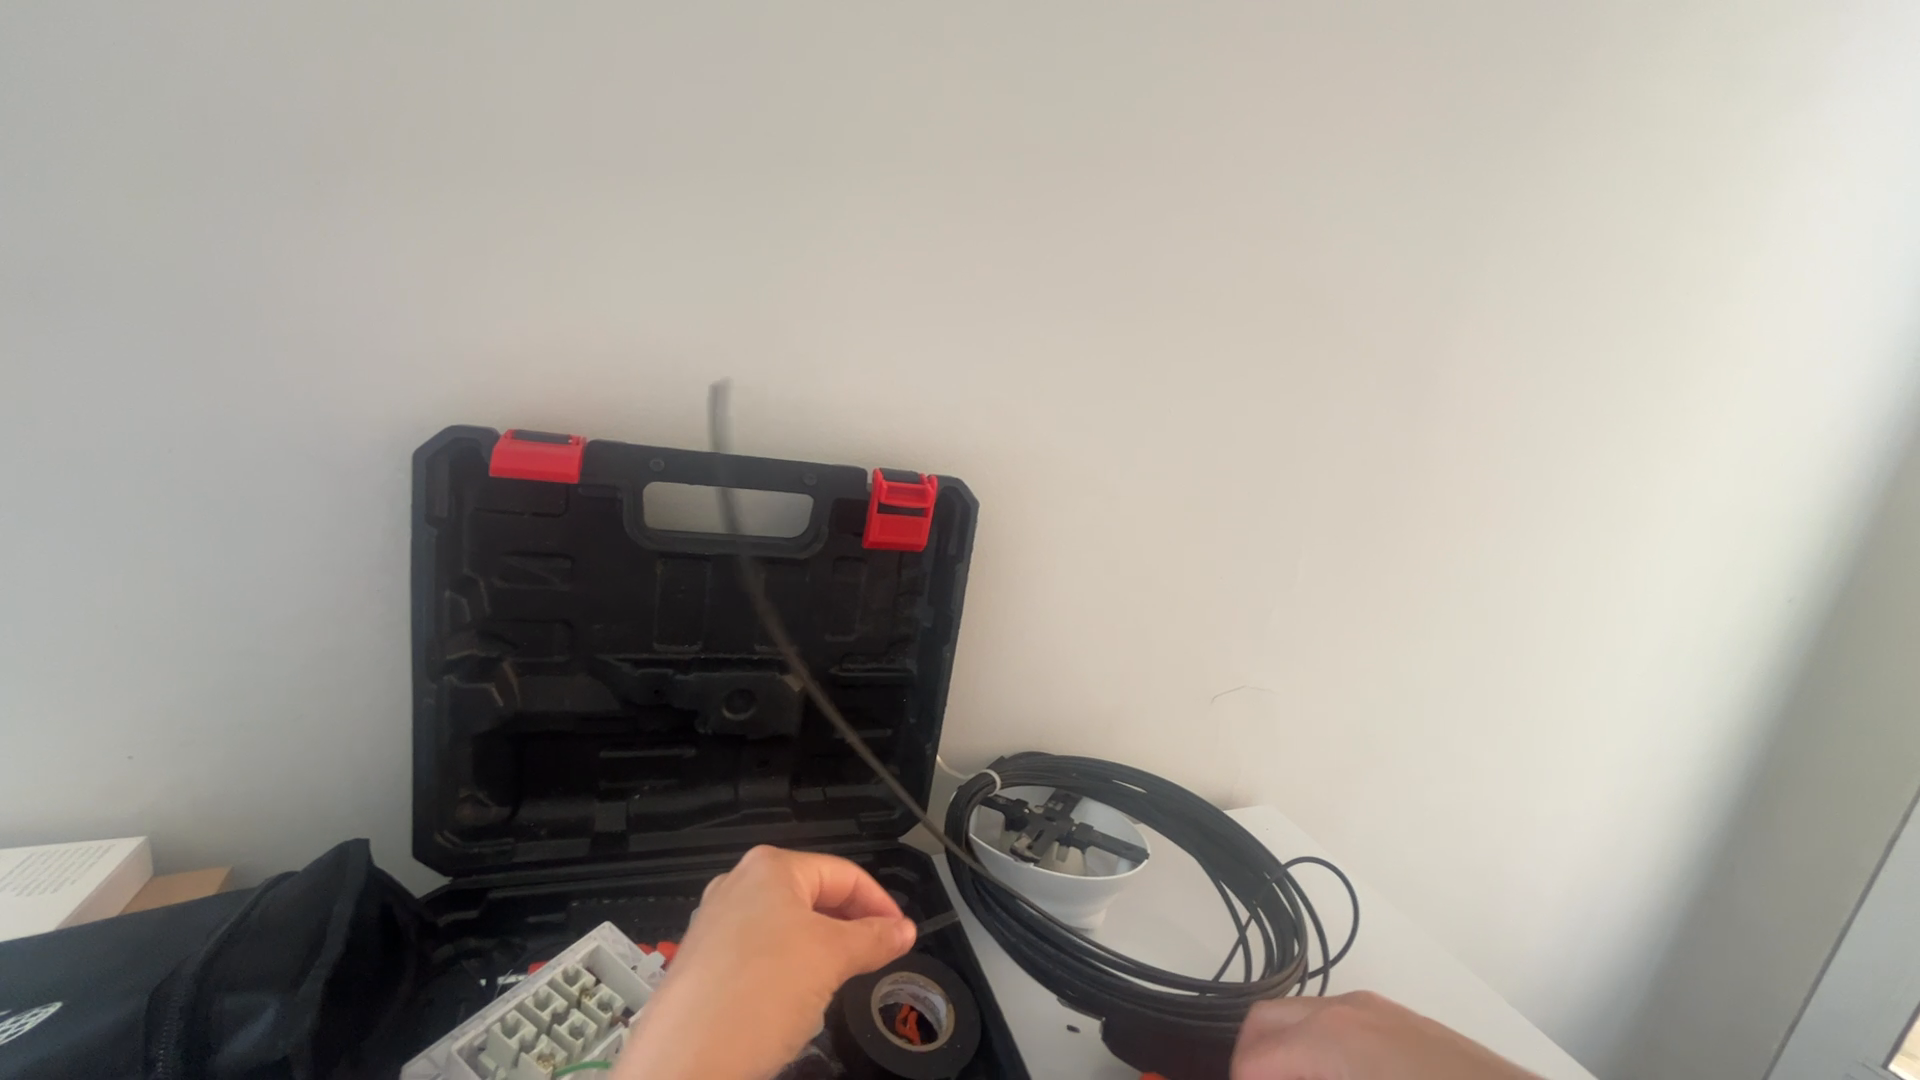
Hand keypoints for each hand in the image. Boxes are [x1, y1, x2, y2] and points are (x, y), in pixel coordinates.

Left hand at [613, 846, 916, 1079]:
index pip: (843, 874)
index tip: (902, 934)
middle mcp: (738, 884)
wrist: (683, 1065)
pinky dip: (787, 969)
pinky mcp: (703, 962)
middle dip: (849, 926)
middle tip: (877, 957)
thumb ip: (874, 938)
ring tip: (837, 981)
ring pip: (787, 927)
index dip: (880, 904)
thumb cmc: (758, 993)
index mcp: (770, 867)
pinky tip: (793, 1001)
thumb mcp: (832, 959)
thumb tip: (903, 930)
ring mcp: (716, 923)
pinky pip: (760, 953)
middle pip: (814, 897)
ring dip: (820, 949)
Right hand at [1232, 992, 1540, 1079]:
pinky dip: (1312, 1048)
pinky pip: (1332, 1022)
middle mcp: (1342, 1011)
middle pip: (1263, 1021)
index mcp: (1329, 1040)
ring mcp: (1372, 1010)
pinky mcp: (1397, 1020)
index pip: (1253, 1058)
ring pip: (1296, 1017)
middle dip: (1249, 1062)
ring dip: (1281, 1054)